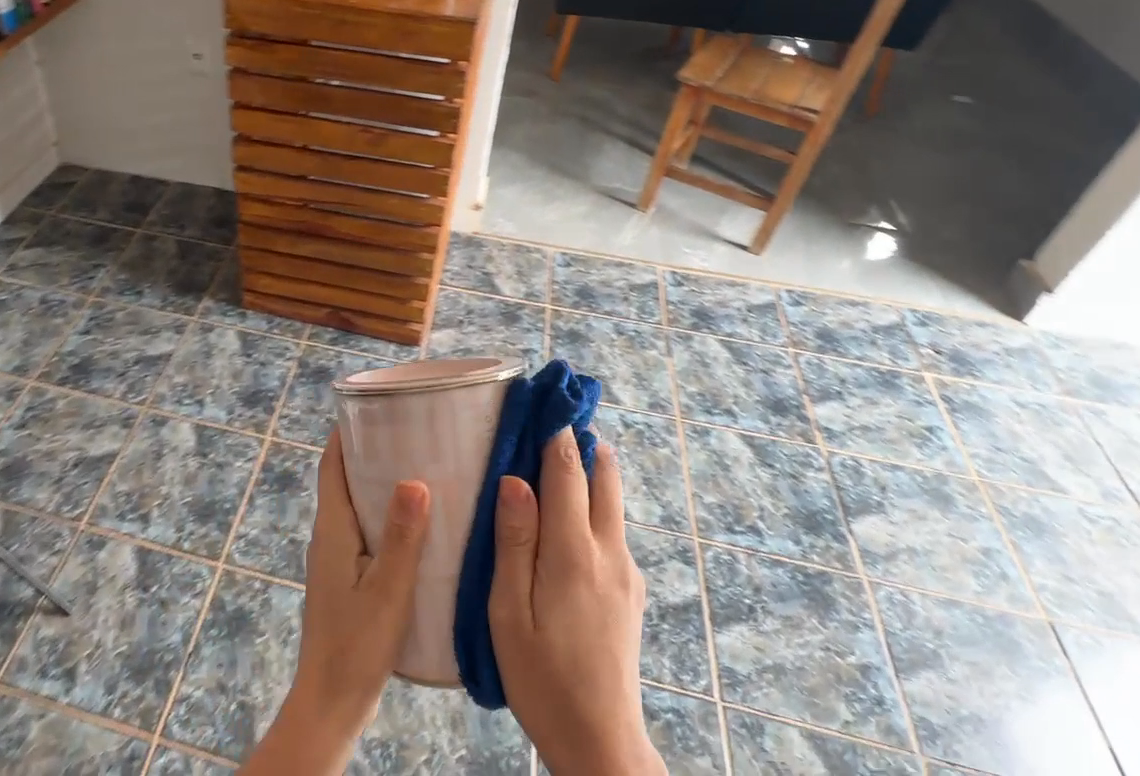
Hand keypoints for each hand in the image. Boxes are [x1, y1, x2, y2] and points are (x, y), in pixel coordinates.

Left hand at [241, 433, 430, 774]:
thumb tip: (414, 480)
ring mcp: (336, 560)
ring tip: (422, 467)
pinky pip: (365, 531)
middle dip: (369, 454)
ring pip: (356, 507)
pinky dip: (386, 516)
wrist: (333, 699)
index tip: (371, 407)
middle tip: (410, 432)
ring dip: (379, 485)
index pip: (330, 468)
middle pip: (343, 482)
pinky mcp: (347, 578)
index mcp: (331, 531)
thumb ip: (403, 538)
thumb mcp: (388, 590)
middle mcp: (328, 538)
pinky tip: (419, 524)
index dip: (344, 435)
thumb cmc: (357, 645)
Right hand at [489, 430, 664, 775]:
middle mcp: (609, 553)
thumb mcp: (508, 614)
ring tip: (560, 457)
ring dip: (592, 472)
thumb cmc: (540, 678)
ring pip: (613, 503)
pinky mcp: (631, 591)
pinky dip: (595, 505)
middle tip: (557, 418)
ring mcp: (626, 572)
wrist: (601, 739)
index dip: (558, 434)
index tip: (546, 400)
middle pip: (605, 477)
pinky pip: (613, 531)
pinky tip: (569, 519)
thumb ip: (513, 544)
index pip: (569, 474)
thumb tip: (515, 481)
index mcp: (573, 554)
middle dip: (585, 442)